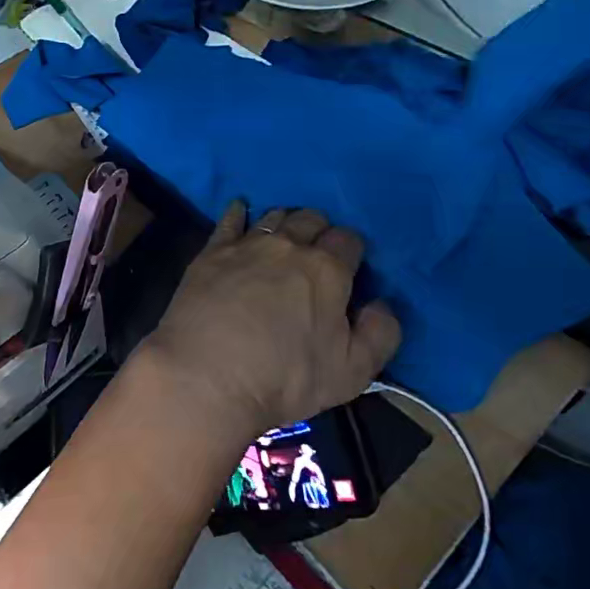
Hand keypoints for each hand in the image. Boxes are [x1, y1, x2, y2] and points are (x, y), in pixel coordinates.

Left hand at [139, 203, 401, 437]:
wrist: (207, 375)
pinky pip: (229, 220)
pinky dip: (239, 212)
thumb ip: (380, 333)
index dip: (352, 251)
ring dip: (285, 222)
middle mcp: (288, 245)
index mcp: (327, 269)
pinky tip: (240, 209)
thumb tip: (382, 304)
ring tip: (285, 237)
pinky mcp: (211, 252)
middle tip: (316, 253)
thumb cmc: (285, 378)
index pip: (349, 240)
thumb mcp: (353, 372)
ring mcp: (245, 245)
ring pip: (273, 216)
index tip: (348, 268)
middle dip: (319, 230)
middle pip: (310, 219)